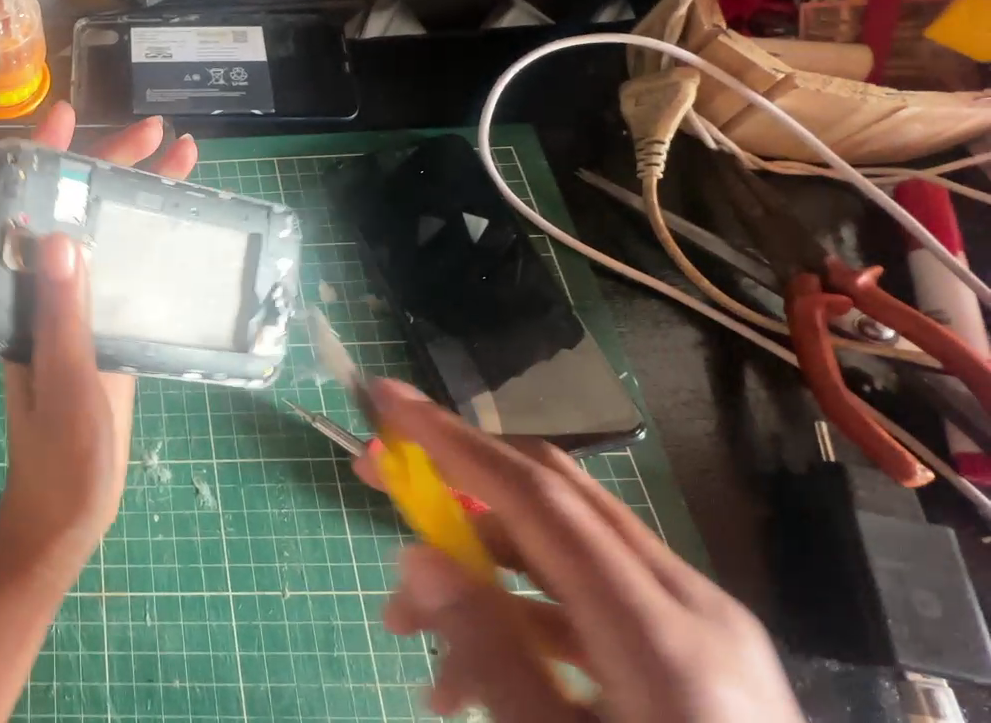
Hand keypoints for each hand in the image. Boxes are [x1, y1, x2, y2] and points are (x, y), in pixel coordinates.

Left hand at [0, 103, 196, 564]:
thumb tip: (59, 235)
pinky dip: (151, 246)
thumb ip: (61, 315)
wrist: (67, 515)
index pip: (26, 213)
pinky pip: (125, 277)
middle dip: (111, 169)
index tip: (69, 116)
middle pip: (74, 215)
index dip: (45, 160)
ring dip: (138, 201)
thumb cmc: (58, 456)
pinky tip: (181, 229)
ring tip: (185, 163)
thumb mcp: (64, 383)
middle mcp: (44, 296)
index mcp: (18, 300)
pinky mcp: (105, 334)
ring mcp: (77, 313)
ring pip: (105, 241)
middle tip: (161, 135)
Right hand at [355, 380, 802, 722]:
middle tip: (376, 478)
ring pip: (561, 554)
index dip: (453, 441)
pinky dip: (520, 615)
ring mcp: (699, 625)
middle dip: (452, 482)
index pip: (538, 496)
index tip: (387, 399)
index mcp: (661, 631)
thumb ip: (490, 654)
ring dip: (476, 570)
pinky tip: (471, 675)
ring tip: (403, 630)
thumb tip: (416, 557)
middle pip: (552, 500)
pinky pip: (590, 603)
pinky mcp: (693, 652)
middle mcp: (690, 603)